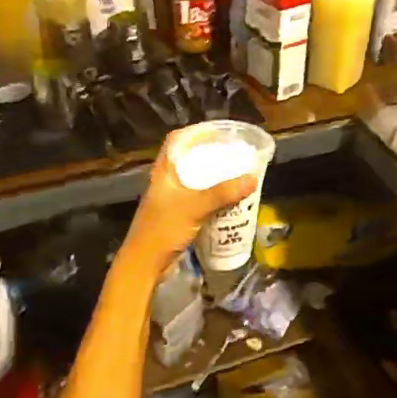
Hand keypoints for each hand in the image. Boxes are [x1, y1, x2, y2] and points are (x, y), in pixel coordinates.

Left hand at [120, 126, 258, 270]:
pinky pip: (198, 202)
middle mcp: (166, 182)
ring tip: (237, 176)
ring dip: (213, 180)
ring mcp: (170, 201)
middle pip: (188, 161)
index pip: (176, 141)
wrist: (144, 264)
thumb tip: (252, 178)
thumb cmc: (163, 229)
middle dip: (210, 157)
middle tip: (235, 155)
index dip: (195, 133)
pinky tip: (229, 202)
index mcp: (163, 172)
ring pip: (194, 183)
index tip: (219, 133)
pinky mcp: (177, 218)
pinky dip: (213, 200)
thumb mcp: (194, 207)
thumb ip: (222, 193)